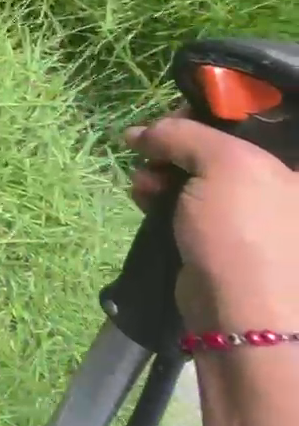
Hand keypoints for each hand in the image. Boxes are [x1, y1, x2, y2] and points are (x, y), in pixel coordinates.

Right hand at [127, 114, 298, 331]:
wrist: (243, 311)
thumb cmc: (249, 235)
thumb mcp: (225, 165)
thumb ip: (183, 132)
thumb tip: (141, 134)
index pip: (257, 124)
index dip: (211, 114)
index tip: (175, 118)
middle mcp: (287, 192)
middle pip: (219, 146)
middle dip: (174, 146)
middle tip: (152, 153)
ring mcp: (259, 216)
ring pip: (195, 172)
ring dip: (159, 171)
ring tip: (146, 185)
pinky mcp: (227, 235)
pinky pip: (186, 199)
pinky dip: (159, 195)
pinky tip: (145, 201)